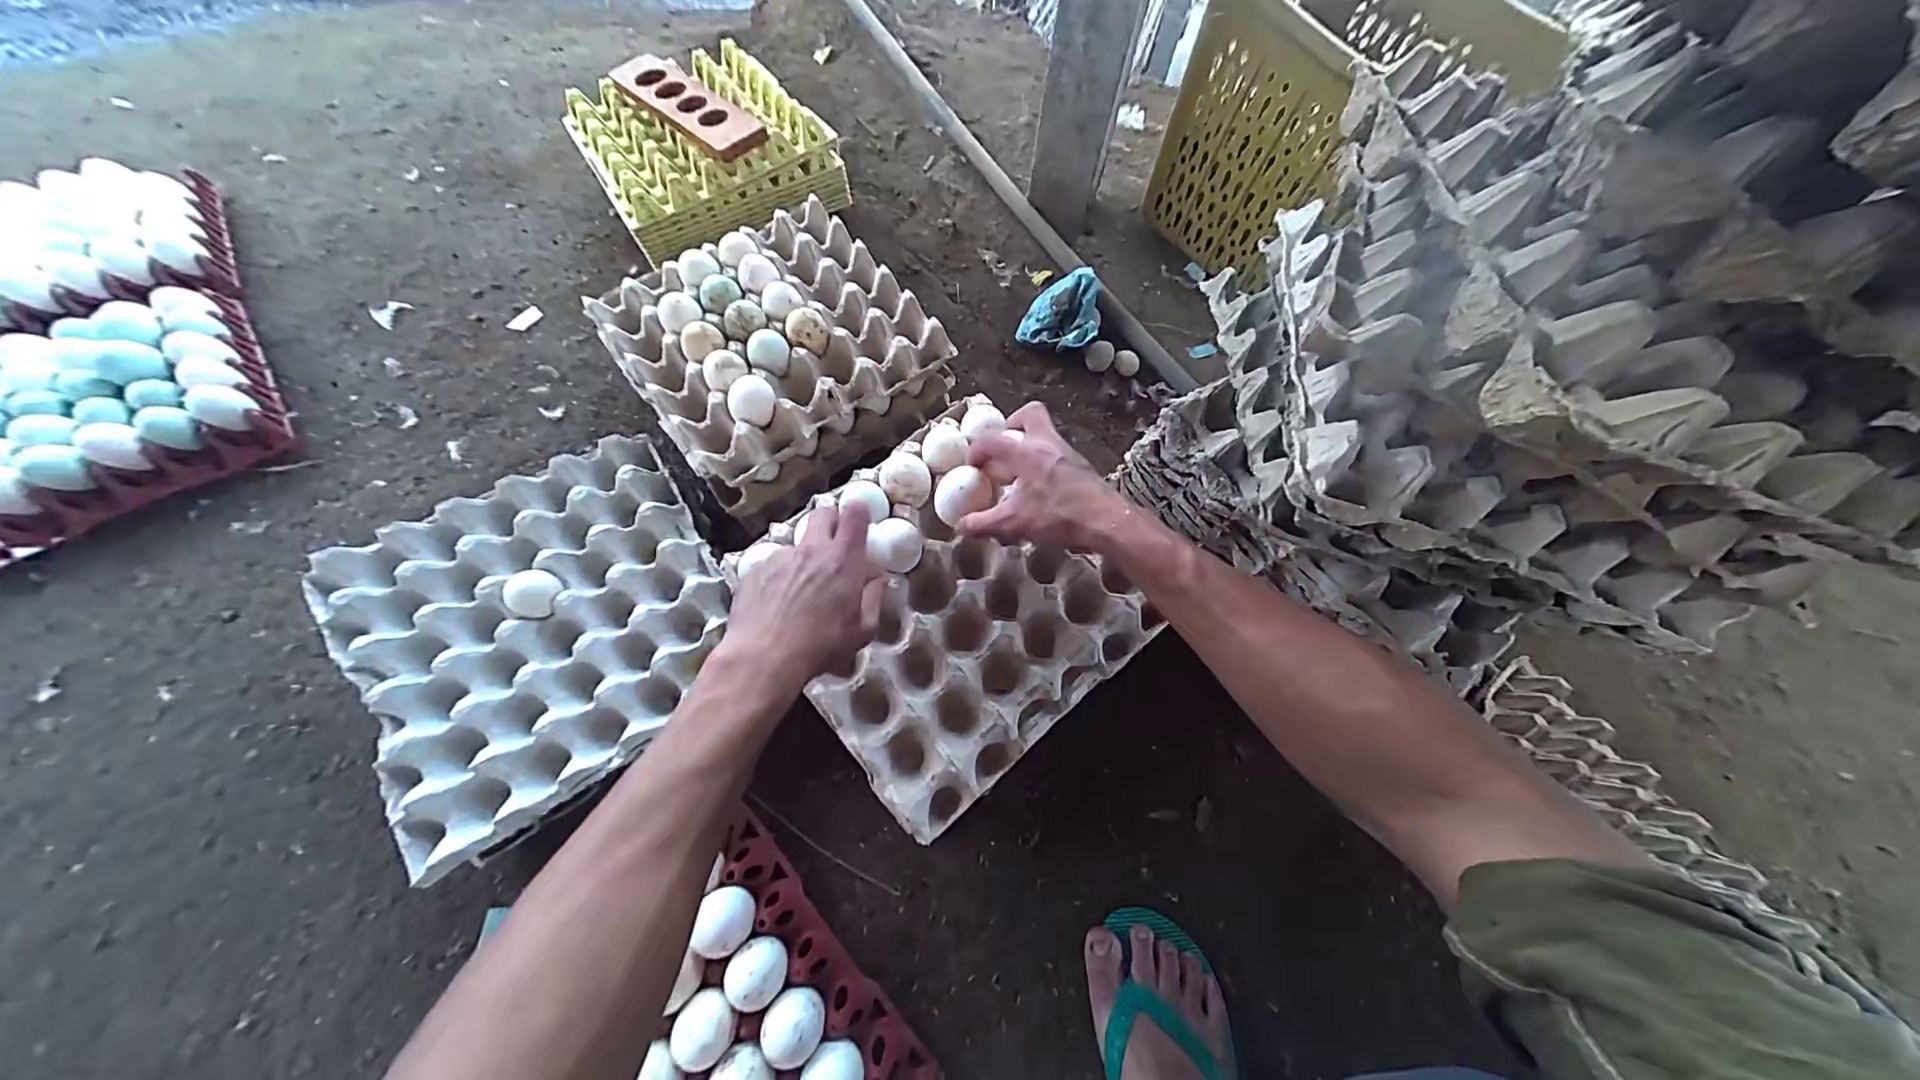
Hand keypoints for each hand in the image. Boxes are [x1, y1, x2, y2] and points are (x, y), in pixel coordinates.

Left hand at [721, 502, 885, 691]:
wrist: (764, 656)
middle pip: (823, 514)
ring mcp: (780, 557)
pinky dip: (782, 576)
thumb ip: (874, 598)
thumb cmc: (820, 645)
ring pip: (798, 542)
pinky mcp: (756, 570)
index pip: (854, 514)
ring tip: (804, 588)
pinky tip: (780, 602)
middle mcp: (812, 550)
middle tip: (836, 545)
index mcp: (843, 560)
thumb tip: (879, 580)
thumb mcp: (862, 630)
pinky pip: (775, 563)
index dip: (859, 511)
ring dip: (806, 556)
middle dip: (832, 522)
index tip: (861, 520)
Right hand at [959, 403, 1136, 552]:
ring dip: (1028, 448)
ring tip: (1017, 475)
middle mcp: (1048, 445)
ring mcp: (1068, 454)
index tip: (972, 466)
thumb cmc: (1062, 516)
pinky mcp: (1081, 468)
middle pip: (1029, 415)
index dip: (976, 451)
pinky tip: (1039, 491)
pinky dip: (1043, 466)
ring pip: (1044, 436)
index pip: (992, 439)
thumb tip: (963, 526)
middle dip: (1011, 427)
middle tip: (1001, 450)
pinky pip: (1056, 456)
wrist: (1107, 522)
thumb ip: (984, 523)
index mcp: (1027, 452)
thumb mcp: (1014, 524)